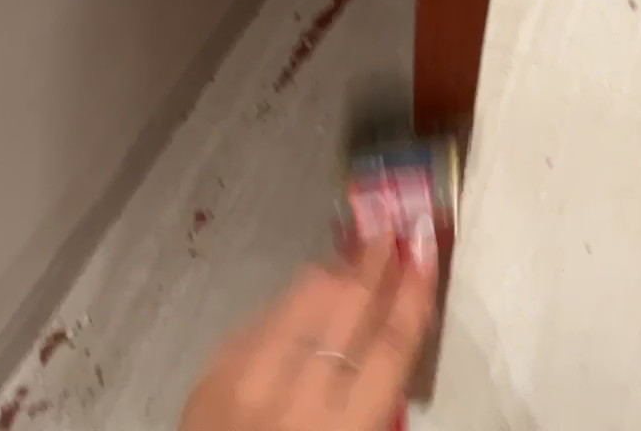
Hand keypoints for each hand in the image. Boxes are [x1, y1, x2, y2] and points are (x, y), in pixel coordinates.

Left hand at [179, 240, 436, 430]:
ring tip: (355, 250)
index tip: (425, 250)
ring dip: (335, 269)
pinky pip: (265, 313)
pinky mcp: (216, 367)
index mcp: (346, 424)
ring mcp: (250, 375)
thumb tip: (389, 330)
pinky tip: (306, 289)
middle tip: (392, 229)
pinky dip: (292, 298)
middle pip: (348, 303)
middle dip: (374, 260)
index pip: (392, 342)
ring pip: (304, 295)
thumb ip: (374, 394)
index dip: (414, 289)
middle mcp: (299, 394)